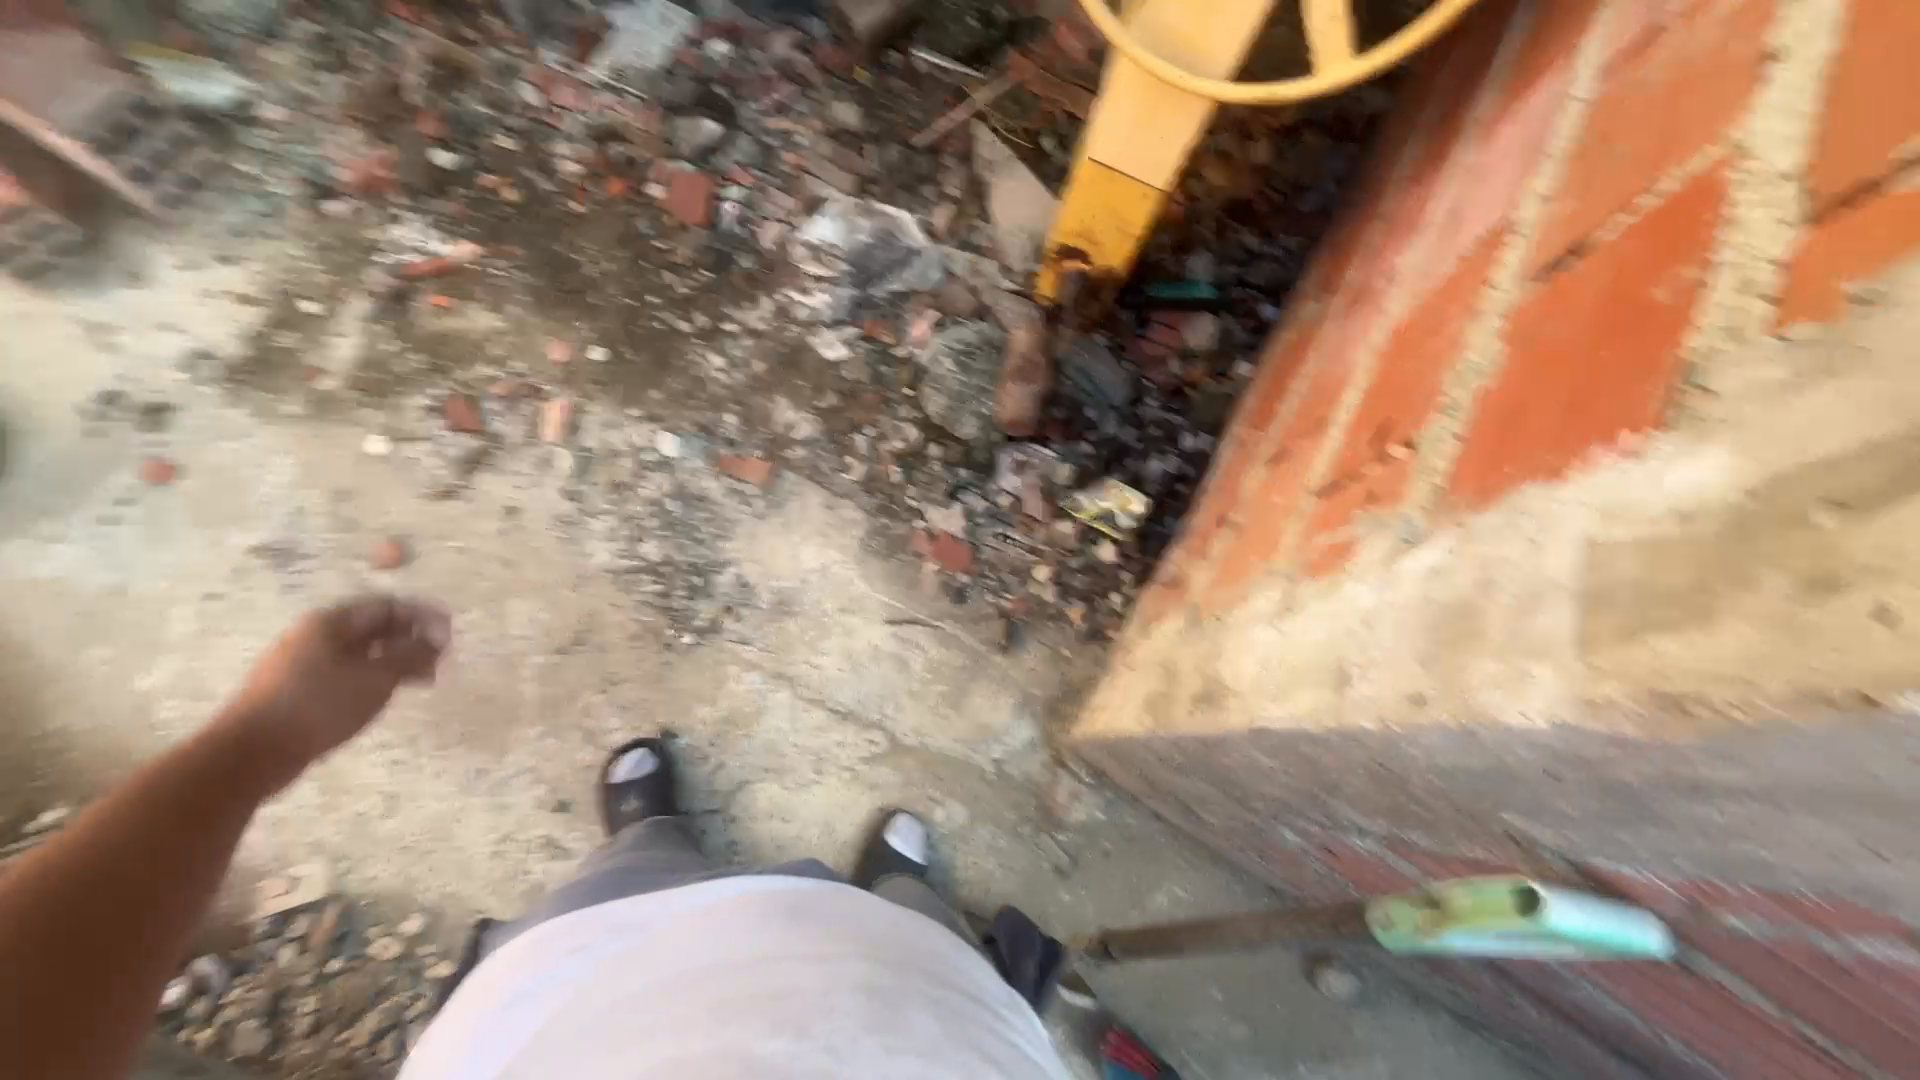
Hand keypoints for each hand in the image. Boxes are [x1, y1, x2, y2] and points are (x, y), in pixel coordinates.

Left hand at [219, 594, 451, 776]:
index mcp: (331, 622)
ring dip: (396, 661)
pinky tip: (386, 695)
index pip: (388, 605)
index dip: (423, 616)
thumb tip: (438, 638)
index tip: (450, 634)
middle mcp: (315, 634)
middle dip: (411, 639)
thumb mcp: (376, 677)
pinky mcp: (299, 688)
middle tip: (439, 661)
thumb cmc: (318, 706)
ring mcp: (303, 662)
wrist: (250, 754)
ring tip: (421, 681)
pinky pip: (347, 671)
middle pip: (375, 626)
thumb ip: (412, 654)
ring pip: (362, 651)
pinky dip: (374, 677)